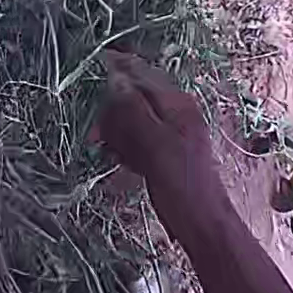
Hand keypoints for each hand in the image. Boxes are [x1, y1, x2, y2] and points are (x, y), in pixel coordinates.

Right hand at [92, 51, 220, 208]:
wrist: (200, 224)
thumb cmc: (183, 182)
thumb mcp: (155, 142)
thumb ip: (133, 109)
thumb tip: (114, 79)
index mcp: (177, 104)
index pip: (142, 74)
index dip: (116, 70)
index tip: (91, 68)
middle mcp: (172, 113)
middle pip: (131, 97)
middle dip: (112, 112)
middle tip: (97, 131)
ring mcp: (165, 132)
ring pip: (129, 118)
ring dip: (115, 132)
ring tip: (112, 150)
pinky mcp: (158, 150)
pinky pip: (133, 138)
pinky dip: (123, 146)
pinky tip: (121, 161)